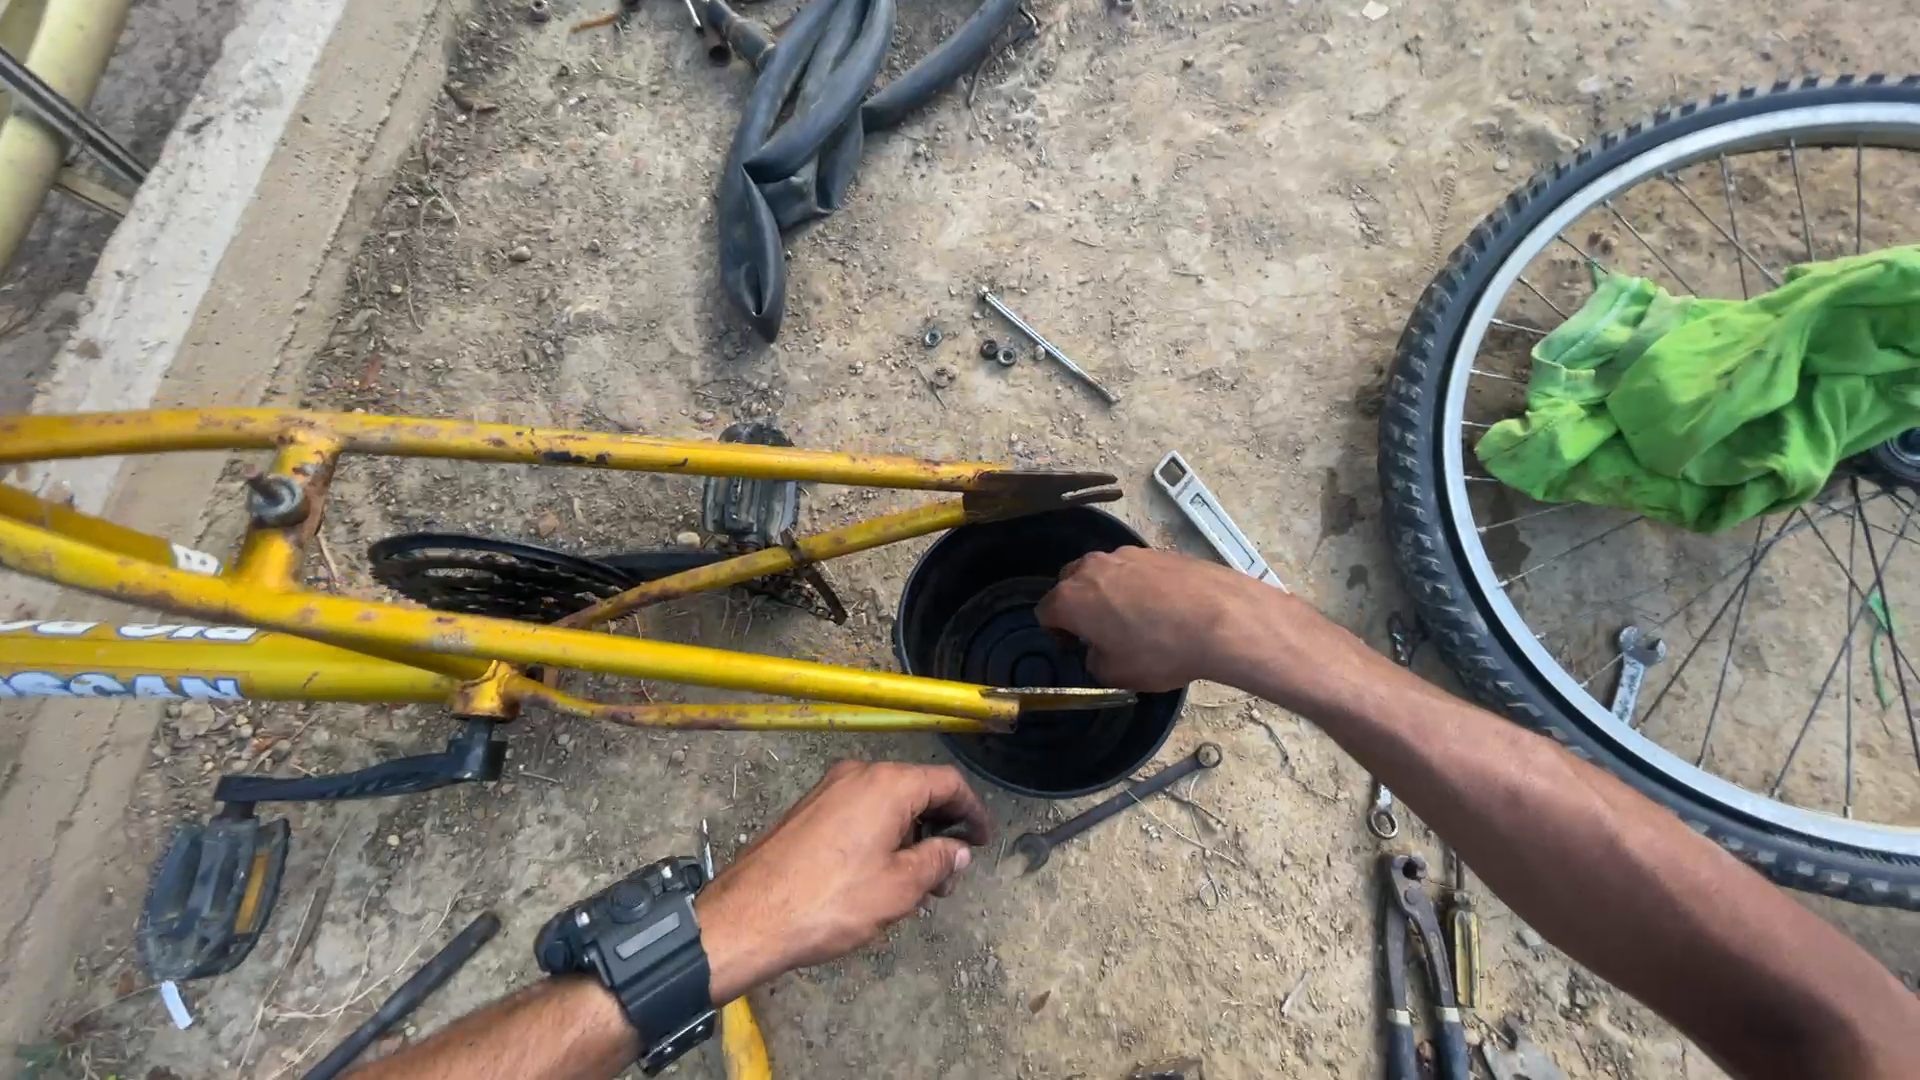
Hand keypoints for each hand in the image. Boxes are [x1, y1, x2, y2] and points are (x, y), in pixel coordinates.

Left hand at [695, 761, 990, 1002]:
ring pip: (888, 801)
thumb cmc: (829, 901)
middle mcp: (859, 774)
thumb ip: (937, 862)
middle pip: (917, 788)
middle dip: (942, 827)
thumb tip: (958, 851)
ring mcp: (830, 788)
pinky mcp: (810, 807)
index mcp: (887, 784)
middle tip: (950, 874)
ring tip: (917, 882)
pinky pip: (861, 809)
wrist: (748, 916)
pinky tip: (883, 871)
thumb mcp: (898, 888)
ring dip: (912, 833)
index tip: (983, 841)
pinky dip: (883, 832)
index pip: (947, 782)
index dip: (972, 810)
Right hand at [1034, 547, 1283, 691]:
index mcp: (1070, 598)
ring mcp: (1126, 555)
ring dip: (1108, 593)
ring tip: (1137, 619)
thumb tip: (1098, 651)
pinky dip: (1138, 586)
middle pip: (1070, 584)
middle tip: (1101, 631)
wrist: (1220, 618)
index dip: (1056, 633)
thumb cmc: (1160, 650)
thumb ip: (1094, 662)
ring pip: (1103, 574)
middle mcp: (1091, 568)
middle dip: (1078, 606)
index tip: (1074, 647)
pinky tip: (1163, 608)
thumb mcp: (1116, 674)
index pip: (1045, 612)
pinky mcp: (1157, 551)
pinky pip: (1134, 570)